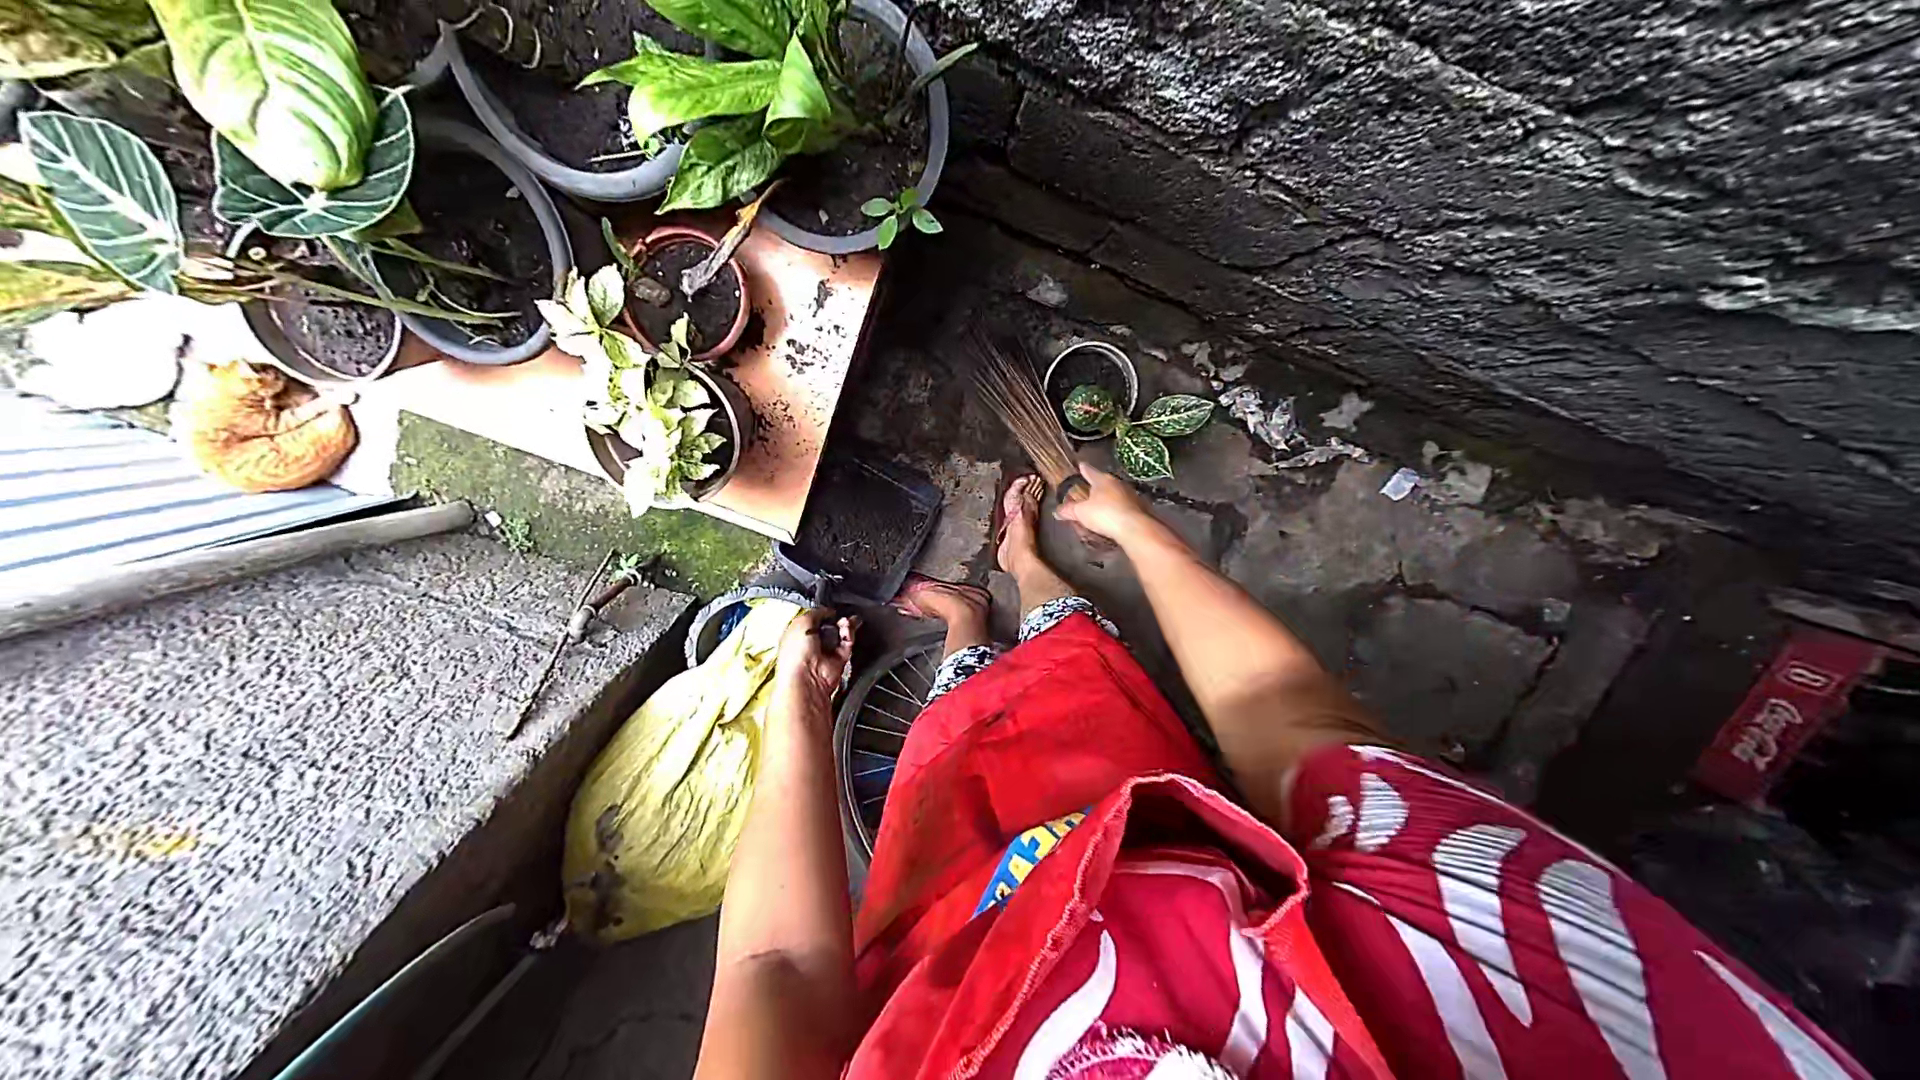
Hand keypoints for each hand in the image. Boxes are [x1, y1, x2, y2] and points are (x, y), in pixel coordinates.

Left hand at [773, 607, 855, 716]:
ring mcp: (827, 650)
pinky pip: (848, 641)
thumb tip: (829, 610)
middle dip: (835, 617)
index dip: (821, 612)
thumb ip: (816, 612)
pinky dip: (849, 634)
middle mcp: (812, 642)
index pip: (813, 619)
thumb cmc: (796, 652)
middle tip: (838, 615)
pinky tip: (846, 629)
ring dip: (844, 624)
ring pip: (841, 631)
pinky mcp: (840, 657)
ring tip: (844, 622)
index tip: (828, 607)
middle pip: (829, 624)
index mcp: (798, 634)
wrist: (808, 676)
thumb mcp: (801, 622)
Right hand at [1055, 463, 1157, 545]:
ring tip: (1101, 506)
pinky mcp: (1140, 507)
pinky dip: (1118, 509)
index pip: (1090, 471)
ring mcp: (1131, 494)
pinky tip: (1114, 517)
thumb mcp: (1081, 513)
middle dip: (1097, 486)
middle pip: (1104, 482)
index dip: (1083, 468)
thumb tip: (1057, 510)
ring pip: (1116, 493)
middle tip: (1088, 490)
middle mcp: (1118, 483)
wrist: (1134, 528)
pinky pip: (1125, 506)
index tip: (1081, 465)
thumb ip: (1069, 510)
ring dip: (1109, 498)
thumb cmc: (1105, 514)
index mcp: (1102, 480)